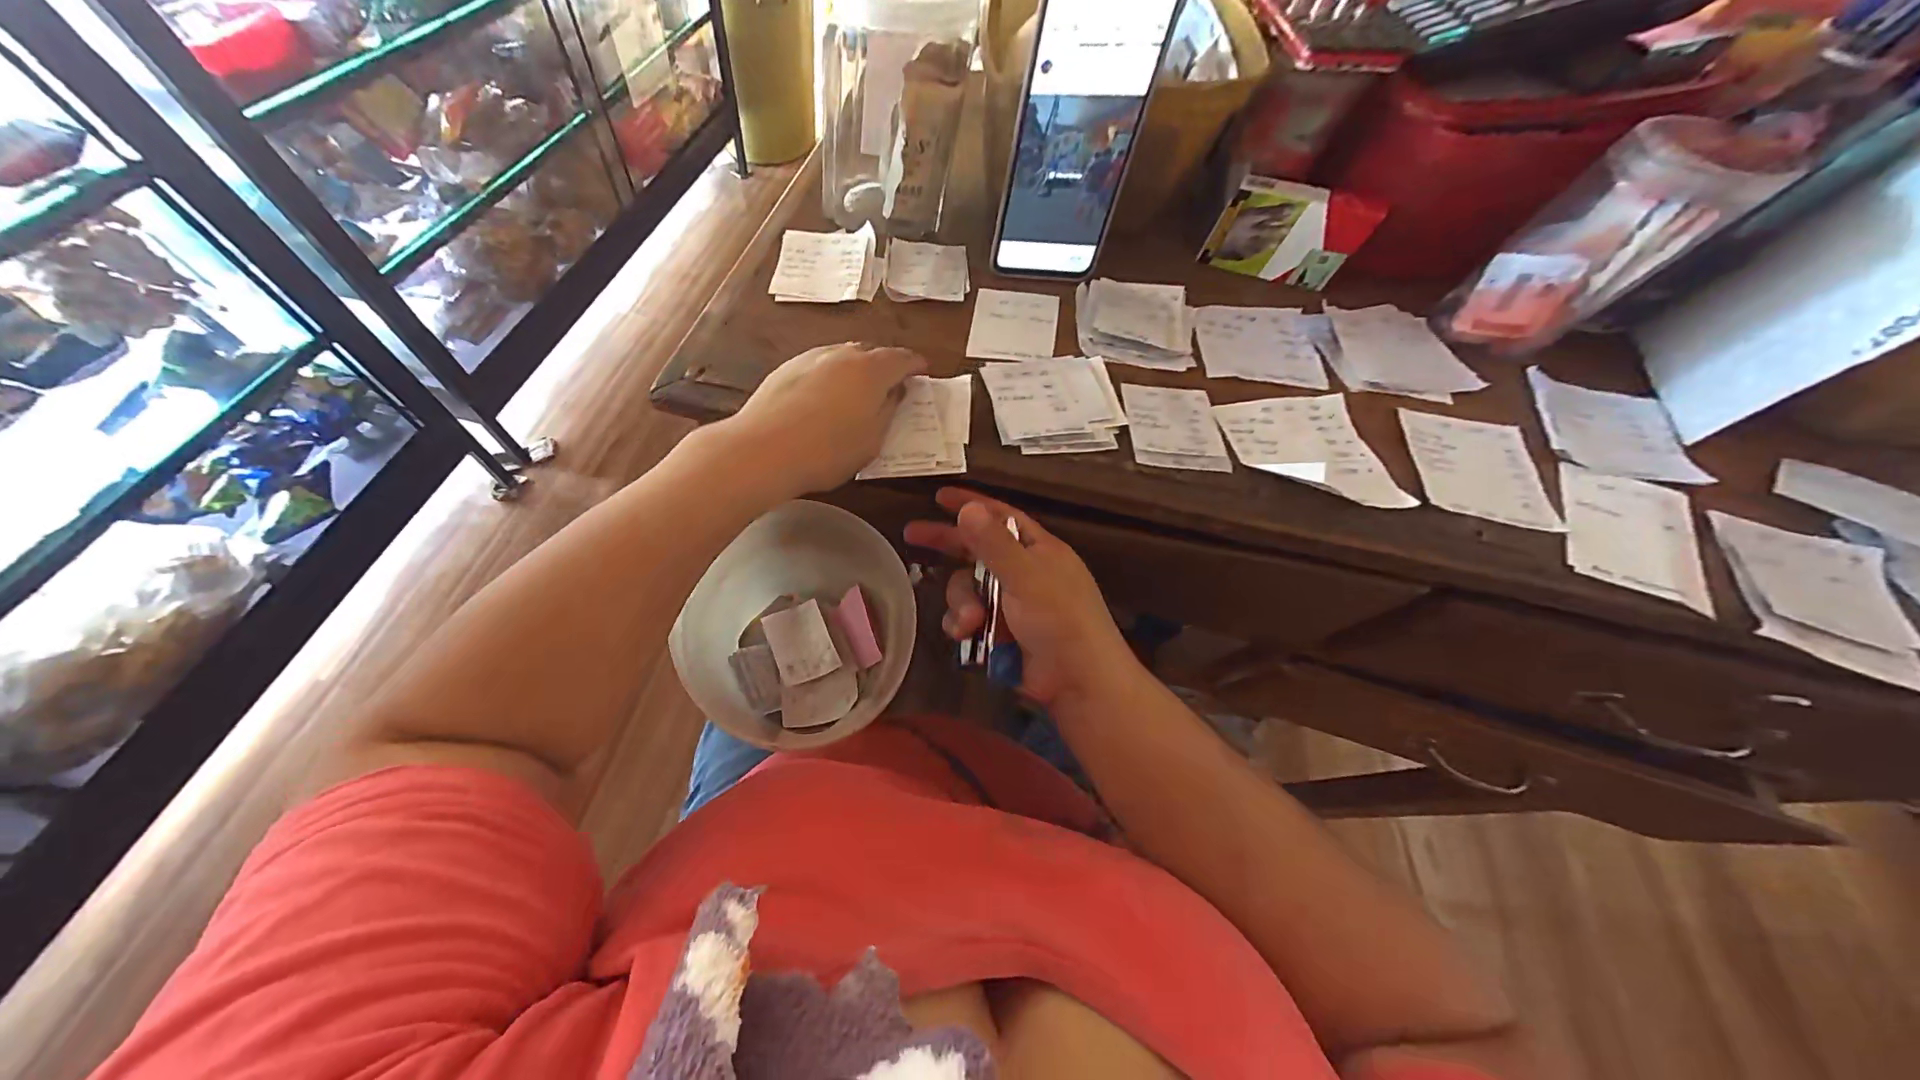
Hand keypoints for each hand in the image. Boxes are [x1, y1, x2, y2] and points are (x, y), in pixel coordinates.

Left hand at [720, 343, 925, 495]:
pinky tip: (826, 399)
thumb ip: (889, 411)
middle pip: (871, 352)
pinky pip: (819, 366)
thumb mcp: (872, 440)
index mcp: (871, 370)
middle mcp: (842, 355)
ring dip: (856, 369)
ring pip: (843, 356)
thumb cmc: (827, 451)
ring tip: (859, 392)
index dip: (915, 365)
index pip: (902, 359)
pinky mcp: (786, 369)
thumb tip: (895, 392)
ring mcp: (811, 358)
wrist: (762, 450)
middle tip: (892, 384)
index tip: (922, 372)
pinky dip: (831, 376)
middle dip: (886, 365)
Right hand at [904, 488, 1137, 707]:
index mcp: (1038, 550)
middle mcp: (1022, 572)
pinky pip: (967, 619)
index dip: (972, 504)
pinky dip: (963, 625)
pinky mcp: (999, 633)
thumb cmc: (1060, 619)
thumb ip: (994, 544)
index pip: (1001, 517)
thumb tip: (968, 509)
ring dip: (961, 602)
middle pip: (976, 550)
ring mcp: (1009, 604)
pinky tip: (967, 635)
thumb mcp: (1026, 576)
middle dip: (947, 545)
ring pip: (967, 589)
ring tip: (970, 622)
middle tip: (912, 534)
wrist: (1076, 680)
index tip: (940, 497)